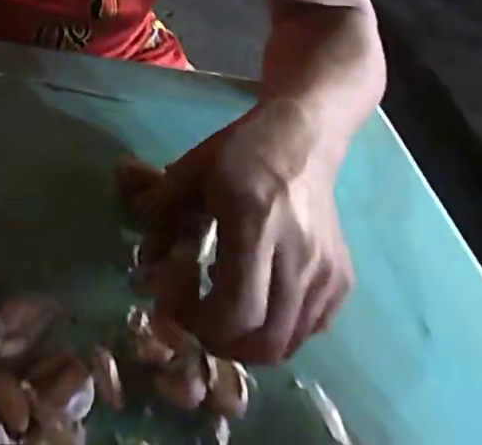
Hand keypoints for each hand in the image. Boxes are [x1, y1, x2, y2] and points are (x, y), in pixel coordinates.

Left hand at [146, 100, 353, 363]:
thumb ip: (160, 208)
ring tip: (225, 310)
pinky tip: (259, 299)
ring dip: (250, 342)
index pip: (237, 310)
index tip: (177, 307)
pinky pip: (310, 329)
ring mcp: (326, 271)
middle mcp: (297, 255)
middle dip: (222, 343)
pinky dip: (280, 331)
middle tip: (196, 321)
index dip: (201, 325)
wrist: (302, 137)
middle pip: (265, 340)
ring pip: (289, 342)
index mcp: (255, 224)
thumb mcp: (192, 168)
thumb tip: (140, 256)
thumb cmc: (243, 150)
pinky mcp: (342, 278)